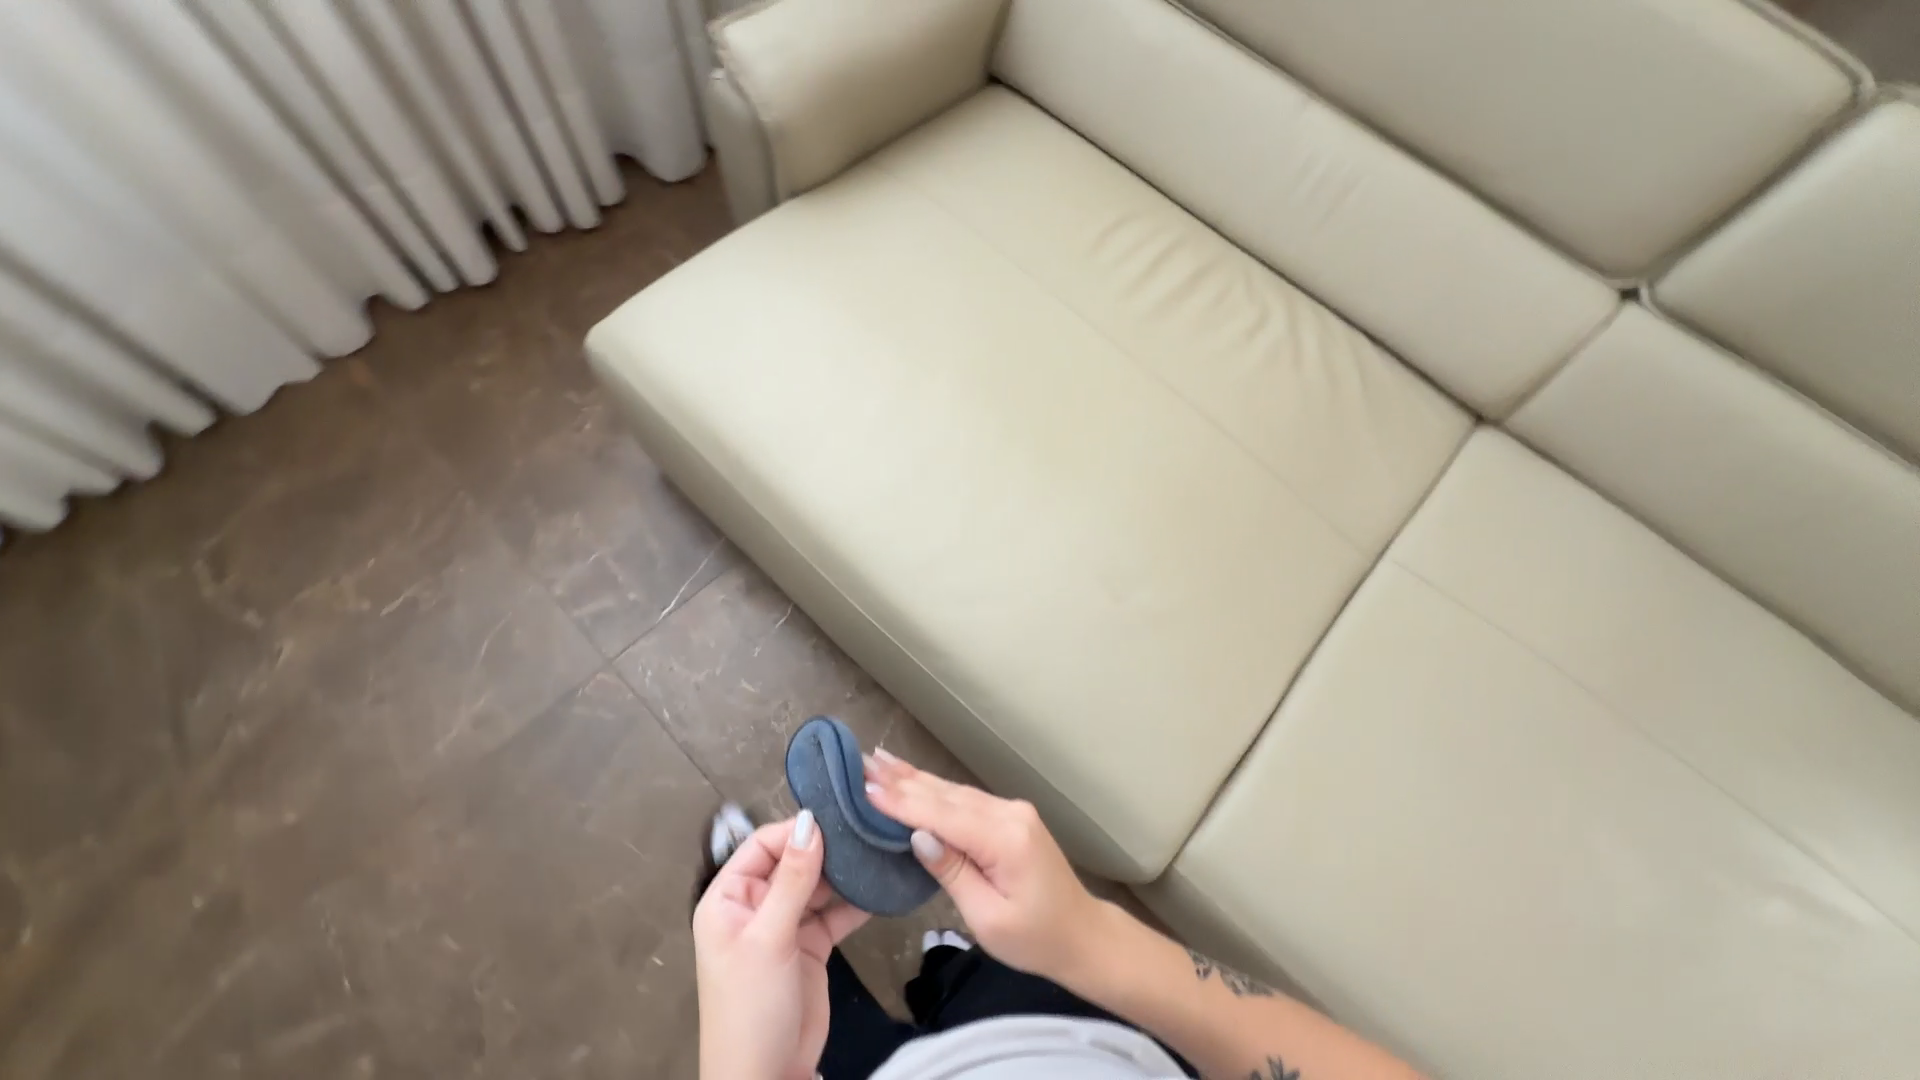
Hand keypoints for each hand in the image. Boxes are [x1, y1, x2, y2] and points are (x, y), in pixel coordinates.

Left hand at [692, 811, 868, 1079]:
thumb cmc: (749, 1008)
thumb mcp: (768, 939)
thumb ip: (792, 879)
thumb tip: (810, 822)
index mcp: (729, 899)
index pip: (763, 846)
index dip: (796, 830)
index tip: (836, 817)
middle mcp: (756, 906)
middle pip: (793, 862)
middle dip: (826, 848)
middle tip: (865, 830)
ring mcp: (785, 927)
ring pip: (818, 885)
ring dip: (844, 873)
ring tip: (877, 851)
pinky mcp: (811, 947)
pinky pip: (835, 913)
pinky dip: (855, 902)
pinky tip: (879, 887)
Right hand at [863, 753, 1103, 982]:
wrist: (1082, 934)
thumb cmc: (1034, 938)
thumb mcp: (988, 918)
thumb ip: (953, 872)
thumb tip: (917, 836)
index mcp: (1005, 839)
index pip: (943, 815)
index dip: (902, 802)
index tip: (865, 787)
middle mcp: (1009, 813)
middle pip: (946, 795)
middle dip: (902, 780)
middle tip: (861, 763)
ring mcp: (1012, 811)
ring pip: (954, 791)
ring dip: (914, 778)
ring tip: (878, 762)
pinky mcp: (1010, 816)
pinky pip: (965, 798)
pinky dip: (935, 789)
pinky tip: (913, 779)